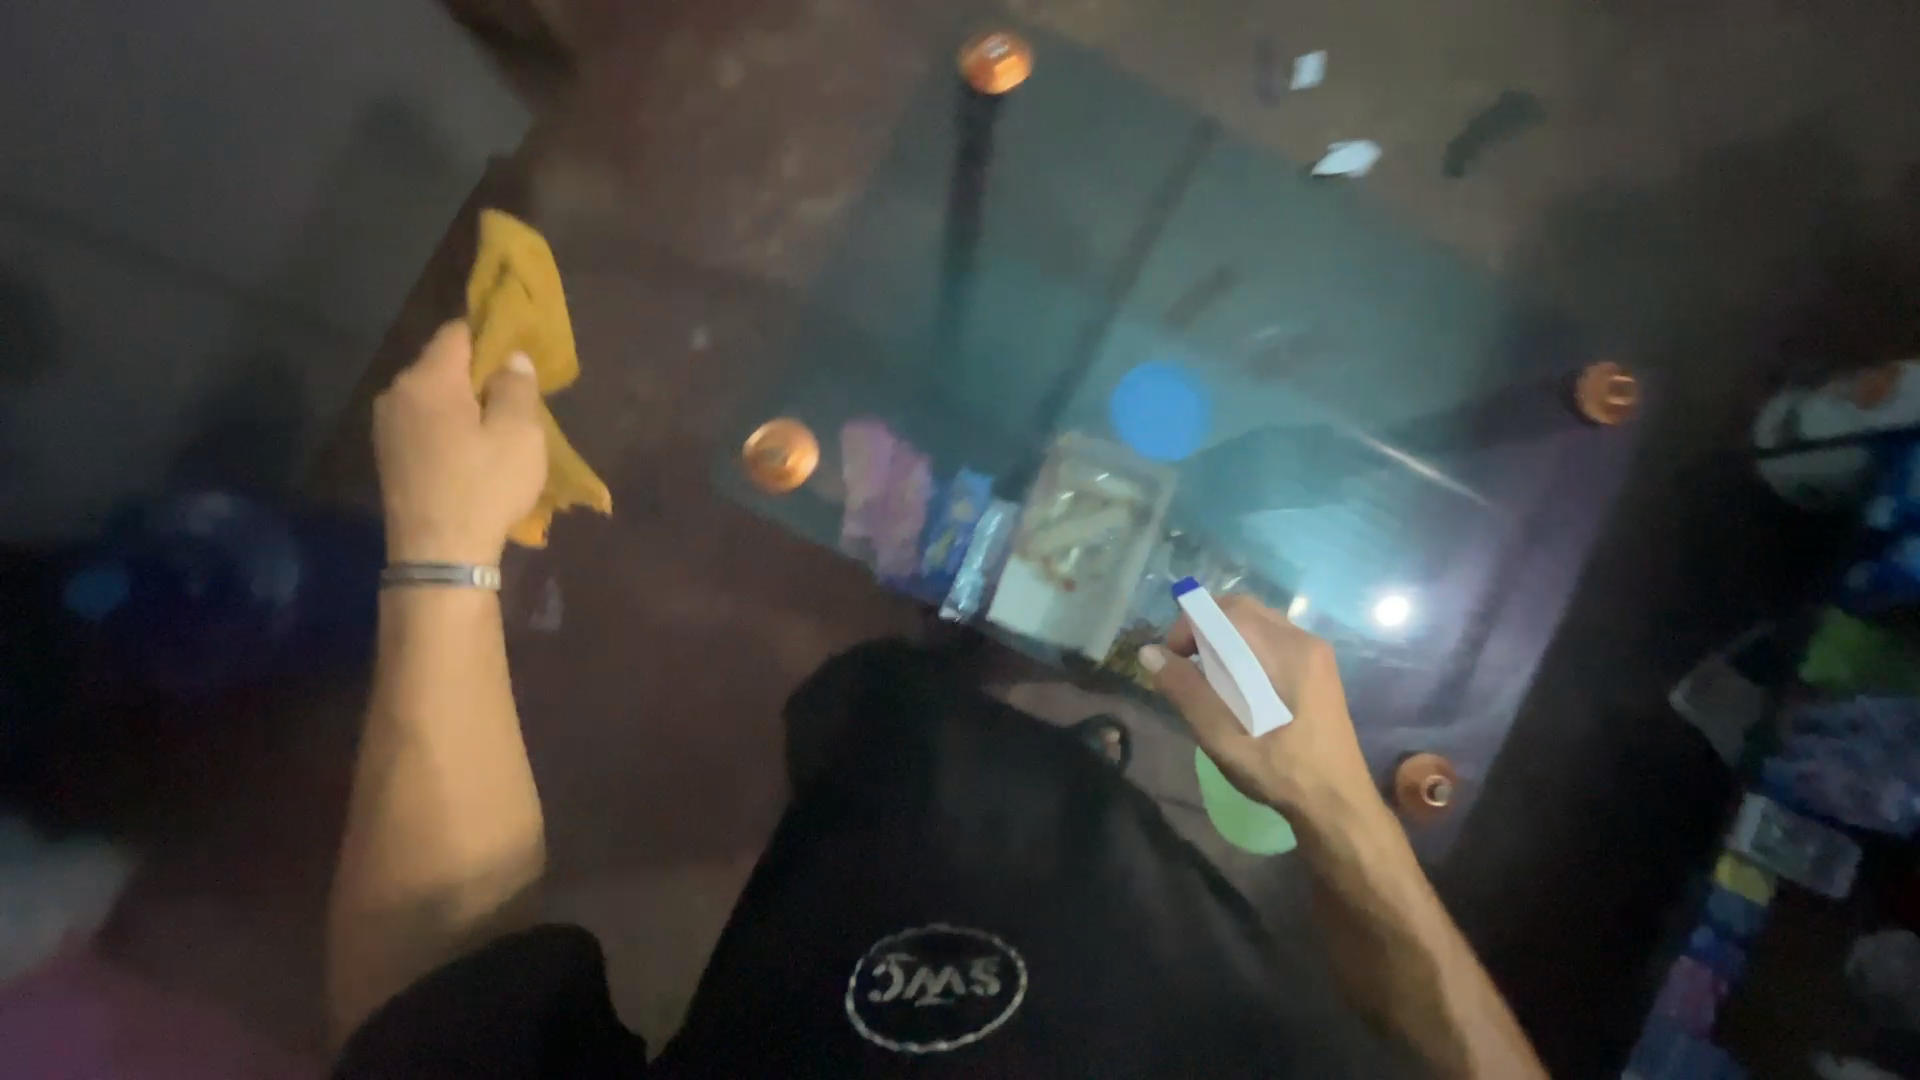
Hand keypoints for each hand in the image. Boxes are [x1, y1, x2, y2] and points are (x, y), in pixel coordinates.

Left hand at [373, 321, 546, 564]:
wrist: (439, 551)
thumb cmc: (485, 486)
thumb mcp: (519, 434)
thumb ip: (517, 388)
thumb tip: (512, 357)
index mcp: (429, 380)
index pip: (457, 333)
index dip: (491, 334)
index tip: (520, 348)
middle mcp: (397, 393)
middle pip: (442, 365)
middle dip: (478, 372)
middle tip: (517, 393)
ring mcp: (387, 426)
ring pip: (433, 396)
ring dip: (464, 402)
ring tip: (498, 425)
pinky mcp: (389, 454)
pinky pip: (424, 422)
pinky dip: (449, 425)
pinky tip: (472, 450)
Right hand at [1141, 596, 1382, 828]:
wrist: (1338, 805)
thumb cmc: (1280, 772)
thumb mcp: (1223, 737)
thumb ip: (1186, 691)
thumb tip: (1149, 653)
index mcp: (1287, 652)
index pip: (1229, 611)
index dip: (1191, 623)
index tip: (1172, 657)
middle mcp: (1304, 641)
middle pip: (1242, 609)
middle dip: (1204, 626)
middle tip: (1184, 662)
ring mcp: (1314, 653)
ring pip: (1255, 622)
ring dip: (1222, 637)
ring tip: (1205, 674)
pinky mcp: (1316, 668)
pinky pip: (1270, 639)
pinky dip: (1241, 648)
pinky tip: (1234, 684)